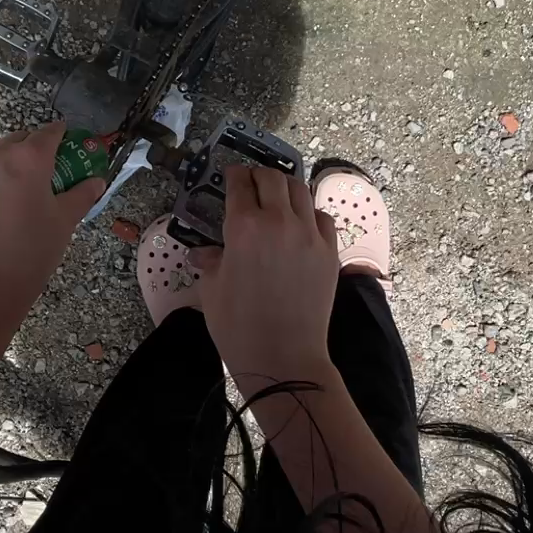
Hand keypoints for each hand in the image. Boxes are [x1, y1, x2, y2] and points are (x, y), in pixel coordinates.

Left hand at [0, 123, 105, 334]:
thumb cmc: (29, 253)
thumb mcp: (64, 222)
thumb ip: (82, 195)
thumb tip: (96, 181)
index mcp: (28, 158)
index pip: (51, 131)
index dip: (66, 136)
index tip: (75, 148)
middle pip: (23, 140)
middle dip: (40, 149)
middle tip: (56, 173)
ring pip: (1, 156)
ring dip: (18, 164)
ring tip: (31, 193)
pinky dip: (0, 180)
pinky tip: (8, 208)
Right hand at [194, 166, 337, 398]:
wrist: (284, 357)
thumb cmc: (238, 326)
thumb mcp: (212, 290)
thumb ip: (209, 261)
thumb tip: (202, 252)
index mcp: (243, 227)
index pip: (239, 185)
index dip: (233, 175)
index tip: (231, 175)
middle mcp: (278, 220)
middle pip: (272, 178)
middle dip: (258, 175)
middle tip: (251, 183)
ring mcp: (308, 233)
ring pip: (300, 190)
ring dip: (285, 188)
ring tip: (277, 196)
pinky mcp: (330, 250)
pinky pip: (321, 216)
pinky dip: (309, 212)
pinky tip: (301, 223)